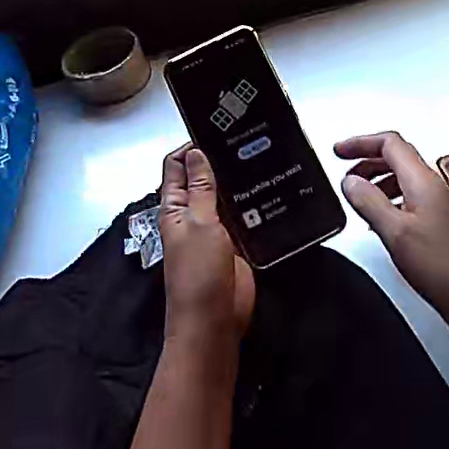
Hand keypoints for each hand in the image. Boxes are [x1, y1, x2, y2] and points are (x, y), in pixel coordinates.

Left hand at [158, 145, 254, 344]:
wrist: (214, 321)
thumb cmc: (198, 271)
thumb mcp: (200, 224)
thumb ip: (201, 188)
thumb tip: (196, 152)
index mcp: (175, 208)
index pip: (177, 167)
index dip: (192, 146)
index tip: (219, 127)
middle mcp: (193, 214)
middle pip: (204, 177)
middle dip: (221, 158)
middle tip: (251, 135)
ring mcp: (215, 228)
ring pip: (226, 194)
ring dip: (240, 179)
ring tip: (267, 153)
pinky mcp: (237, 241)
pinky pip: (244, 214)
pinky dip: (255, 200)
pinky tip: (274, 184)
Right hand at [336, 132, 448, 342]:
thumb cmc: (445, 267)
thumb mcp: (396, 233)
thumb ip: (370, 203)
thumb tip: (350, 182)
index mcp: (422, 180)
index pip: (390, 143)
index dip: (361, 142)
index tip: (340, 150)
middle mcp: (431, 186)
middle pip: (396, 156)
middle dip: (366, 158)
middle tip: (344, 166)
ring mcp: (435, 203)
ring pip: (401, 176)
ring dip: (375, 178)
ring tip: (356, 191)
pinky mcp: (435, 222)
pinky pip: (406, 196)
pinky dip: (386, 197)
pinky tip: (377, 216)